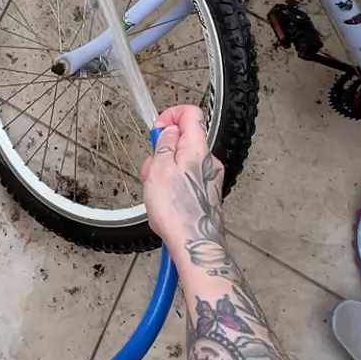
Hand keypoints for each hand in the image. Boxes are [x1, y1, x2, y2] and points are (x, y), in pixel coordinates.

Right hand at [140, 104, 219, 244]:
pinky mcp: (204, 194)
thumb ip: (164, 144)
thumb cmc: (177, 210)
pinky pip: (184, 180)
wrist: (194, 245)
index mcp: (198, 149)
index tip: (157, 128)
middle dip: (161, 151)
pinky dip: (170, 186)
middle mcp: (208, 161)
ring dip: (163, 172)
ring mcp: (208, 179)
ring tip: (157, 192)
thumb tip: (169, 131)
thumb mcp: (159, 168)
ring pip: (180, 162)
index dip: (171, 115)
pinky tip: (164, 203)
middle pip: (182, 140)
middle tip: (152, 169)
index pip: (191, 114)